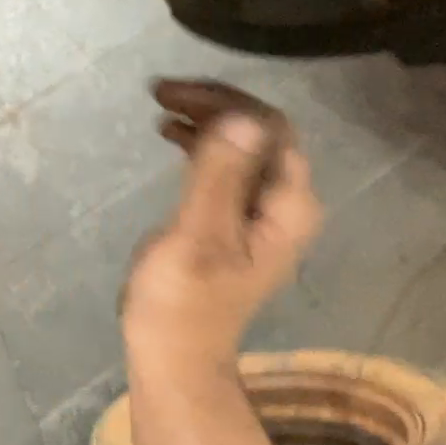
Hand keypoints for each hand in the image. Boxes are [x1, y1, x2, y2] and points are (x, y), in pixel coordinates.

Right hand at [122, 80, 322, 360]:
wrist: (173, 351)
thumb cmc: (180, 299)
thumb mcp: (195, 236)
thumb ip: (217, 178)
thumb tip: (239, 119)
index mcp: (287, 204)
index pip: (269, 129)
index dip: (222, 102)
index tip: (166, 94)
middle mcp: (285, 203)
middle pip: (261, 134)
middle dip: (213, 106)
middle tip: (158, 93)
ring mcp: (262, 214)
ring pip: (244, 148)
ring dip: (206, 123)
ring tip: (160, 110)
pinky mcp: (234, 223)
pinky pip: (229, 170)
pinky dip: (201, 148)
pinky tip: (172, 140)